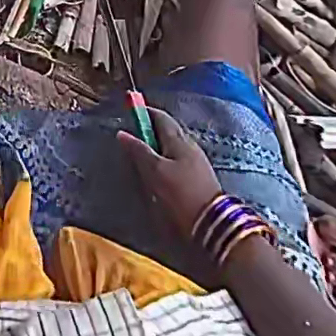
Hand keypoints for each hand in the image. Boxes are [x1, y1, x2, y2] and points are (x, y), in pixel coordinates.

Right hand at [119, 107, 222, 238]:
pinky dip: (164, 158)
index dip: (144, 112)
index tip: (129, 111)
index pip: (161, 117)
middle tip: (132, 135)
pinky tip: (157, 171)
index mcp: (179, 140)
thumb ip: (138, 150)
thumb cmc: (180, 193)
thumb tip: (122, 133)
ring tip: (141, 154)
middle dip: (150, 129)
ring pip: (172, 146)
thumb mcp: (154, 171)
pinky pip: (177, 159)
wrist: (214, 224)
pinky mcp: (199, 178)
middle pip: (167, 130)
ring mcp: (197, 163)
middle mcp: (190, 147)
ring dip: (157, 145)